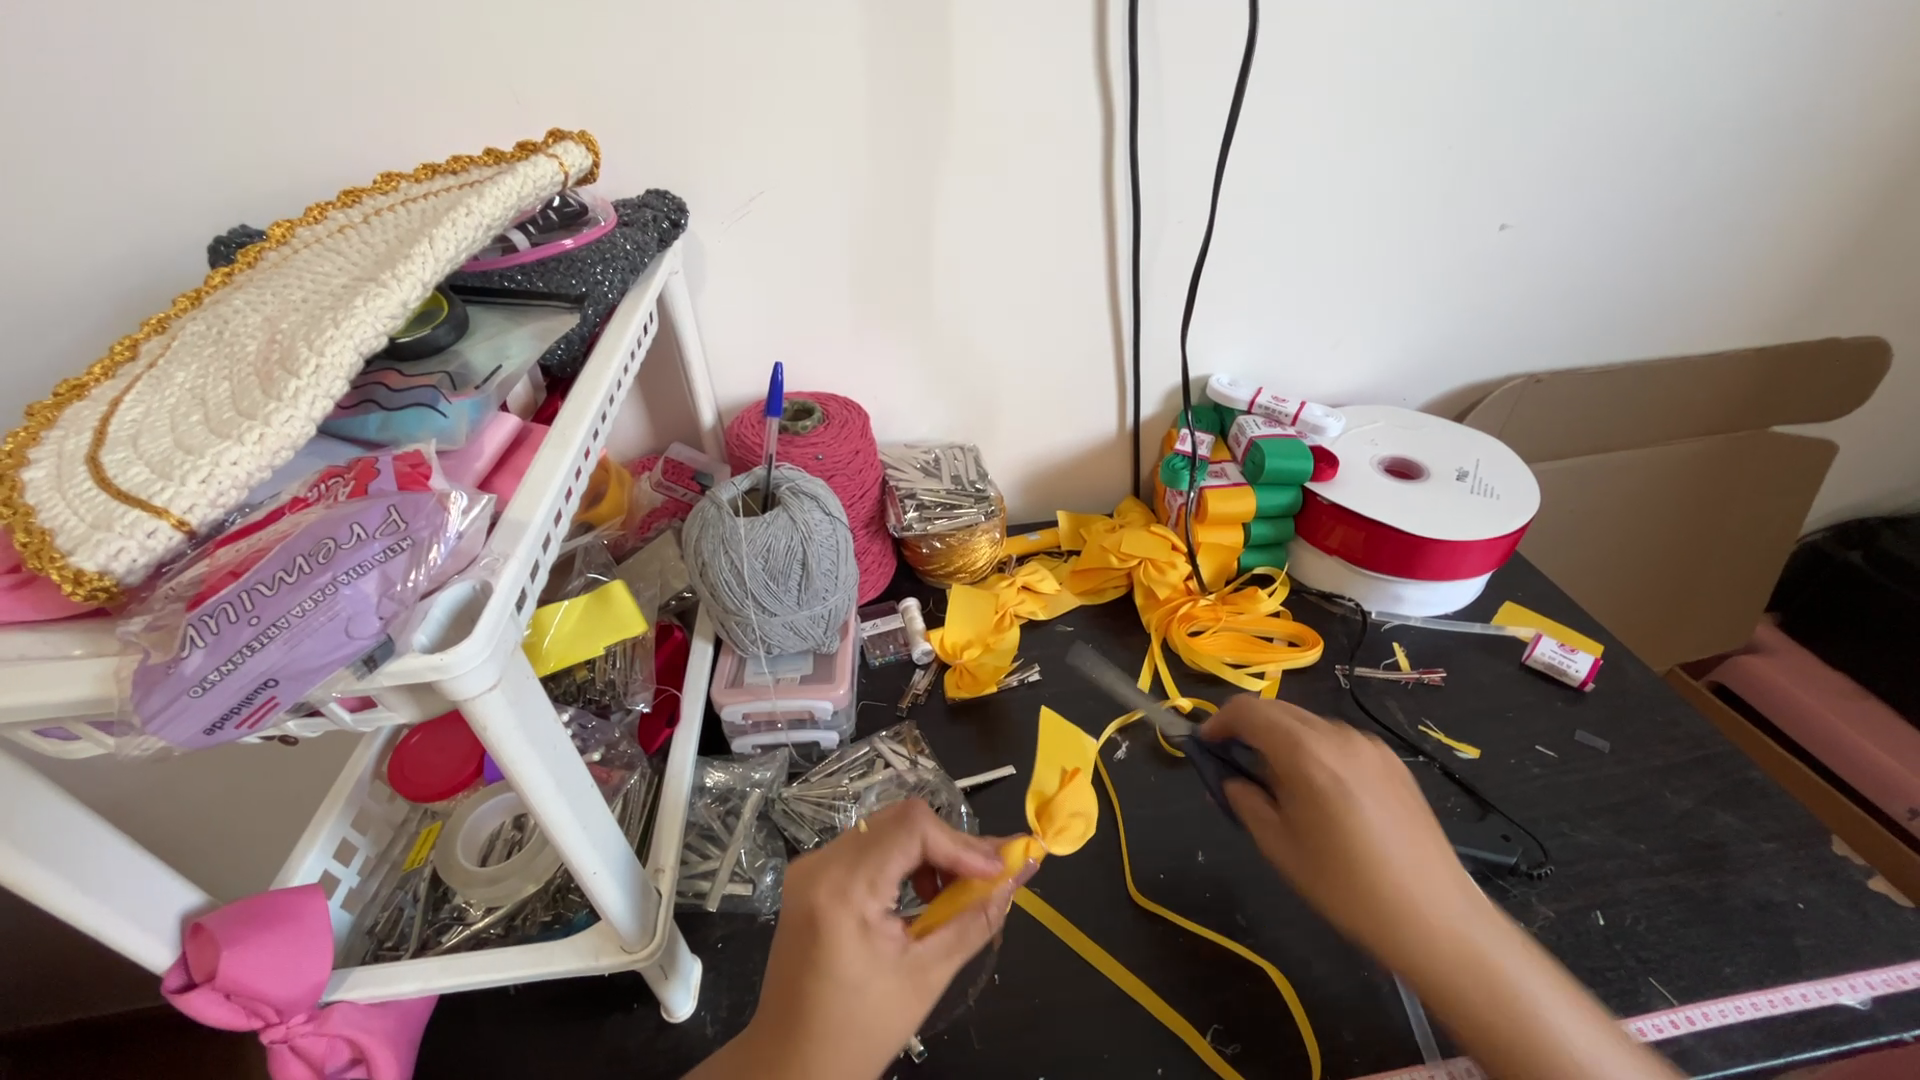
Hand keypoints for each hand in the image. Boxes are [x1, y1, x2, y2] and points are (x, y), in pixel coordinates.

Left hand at [689, 800, 1019, 1079]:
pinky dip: (903, 859)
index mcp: (844, 888)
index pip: (912, 827)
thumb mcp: (927, 975)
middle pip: (900, 820)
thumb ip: (975, 918)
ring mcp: (811, 867)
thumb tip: (1019, 875)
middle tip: (988, 878)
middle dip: (950, 845)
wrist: (791, 1063)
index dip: (961, 843)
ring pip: (886, 828)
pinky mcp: (812, 877)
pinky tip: (923, 893)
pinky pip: (868, 846)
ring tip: (956, 891)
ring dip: (929, 851)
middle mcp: (821, 863)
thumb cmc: (860, 1029)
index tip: (997, 873)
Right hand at [1200, 696, 1486, 967]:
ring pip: (1308, 725)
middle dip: (1248, 731)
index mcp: (1306, 752)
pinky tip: (1320, 795)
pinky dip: (1313, 752)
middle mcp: (1339, 736)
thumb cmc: (1345, 886)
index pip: (1247, 710)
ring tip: (1279, 788)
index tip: (1204, 746)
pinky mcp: (1392, 762)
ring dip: (1281, 742)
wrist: (1434, 917)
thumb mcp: (1278, 845)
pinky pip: (1338, 742)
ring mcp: (1370, 746)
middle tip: (1233, 767)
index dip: (1217, 722)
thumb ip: (1244, 800)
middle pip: (1278, 711)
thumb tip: (1229, 778)